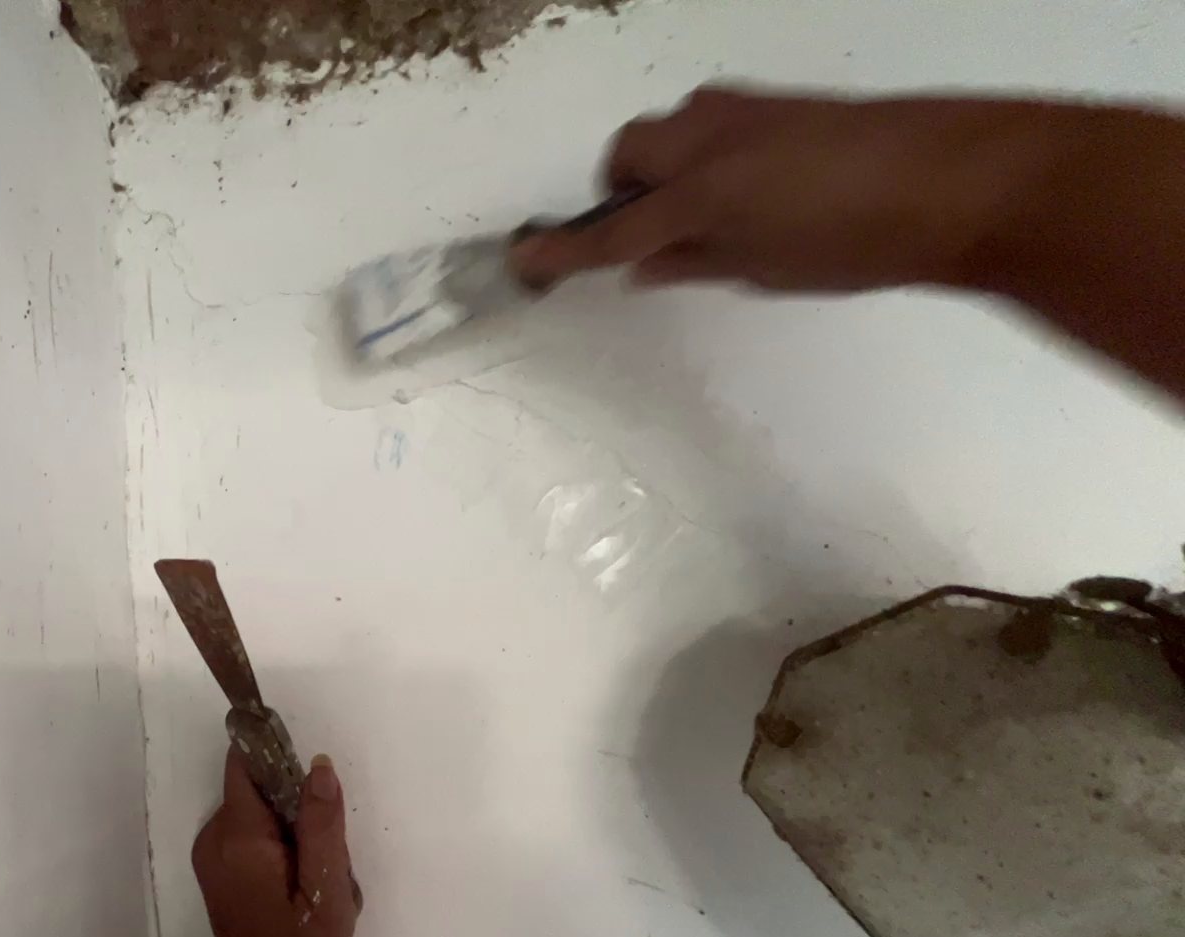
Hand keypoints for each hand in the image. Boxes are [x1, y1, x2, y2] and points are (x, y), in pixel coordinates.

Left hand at [192, 749, 359, 936]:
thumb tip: (317, 764)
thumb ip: (322, 821)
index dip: (274, 754)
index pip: (244, 765)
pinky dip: (273, 841)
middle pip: (253, 786)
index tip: (308, 774)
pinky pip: (246, 830)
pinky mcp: (215, 868)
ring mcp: (209, 854)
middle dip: (291, 801)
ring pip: (253, 808)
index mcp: (237, 838)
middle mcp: (212, 838)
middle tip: (321, 847)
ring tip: (311, 870)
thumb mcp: (328, 887)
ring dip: (286, 824)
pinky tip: (296, 879)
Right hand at [509, 86, 1103, 292]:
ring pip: (670, 126)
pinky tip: (738, 185)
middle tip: (645, 228)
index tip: (520, 261)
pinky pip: (714, 119)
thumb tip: (640, 264)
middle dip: (621, 187)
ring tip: (695, 205)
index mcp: (705, 195)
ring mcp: (751, 114)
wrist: (979, 180)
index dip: (562, 251)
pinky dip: (703, 151)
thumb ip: (689, 261)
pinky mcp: (785, 104)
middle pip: (628, 150)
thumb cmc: (860, 245)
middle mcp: (715, 142)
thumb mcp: (761, 270)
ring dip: (662, 163)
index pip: (611, 229)